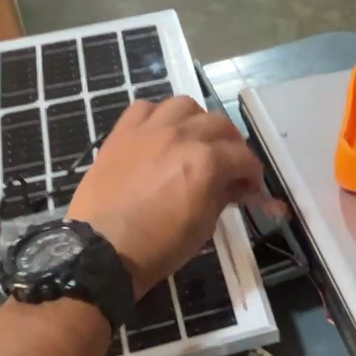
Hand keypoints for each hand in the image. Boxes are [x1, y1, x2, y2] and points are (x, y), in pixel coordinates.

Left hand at [66, 96, 263, 297]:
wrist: (103, 250)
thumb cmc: (159, 246)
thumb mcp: (203, 226)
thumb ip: (222, 196)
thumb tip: (235, 186)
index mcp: (206, 162)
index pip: (243, 157)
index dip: (252, 173)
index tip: (251, 187)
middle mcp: (181, 136)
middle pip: (220, 124)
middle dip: (232, 145)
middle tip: (230, 165)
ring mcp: (149, 130)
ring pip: (184, 106)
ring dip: (197, 121)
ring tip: (196, 140)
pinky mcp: (121, 133)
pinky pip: (144, 108)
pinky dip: (158, 117)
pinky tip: (160, 134)